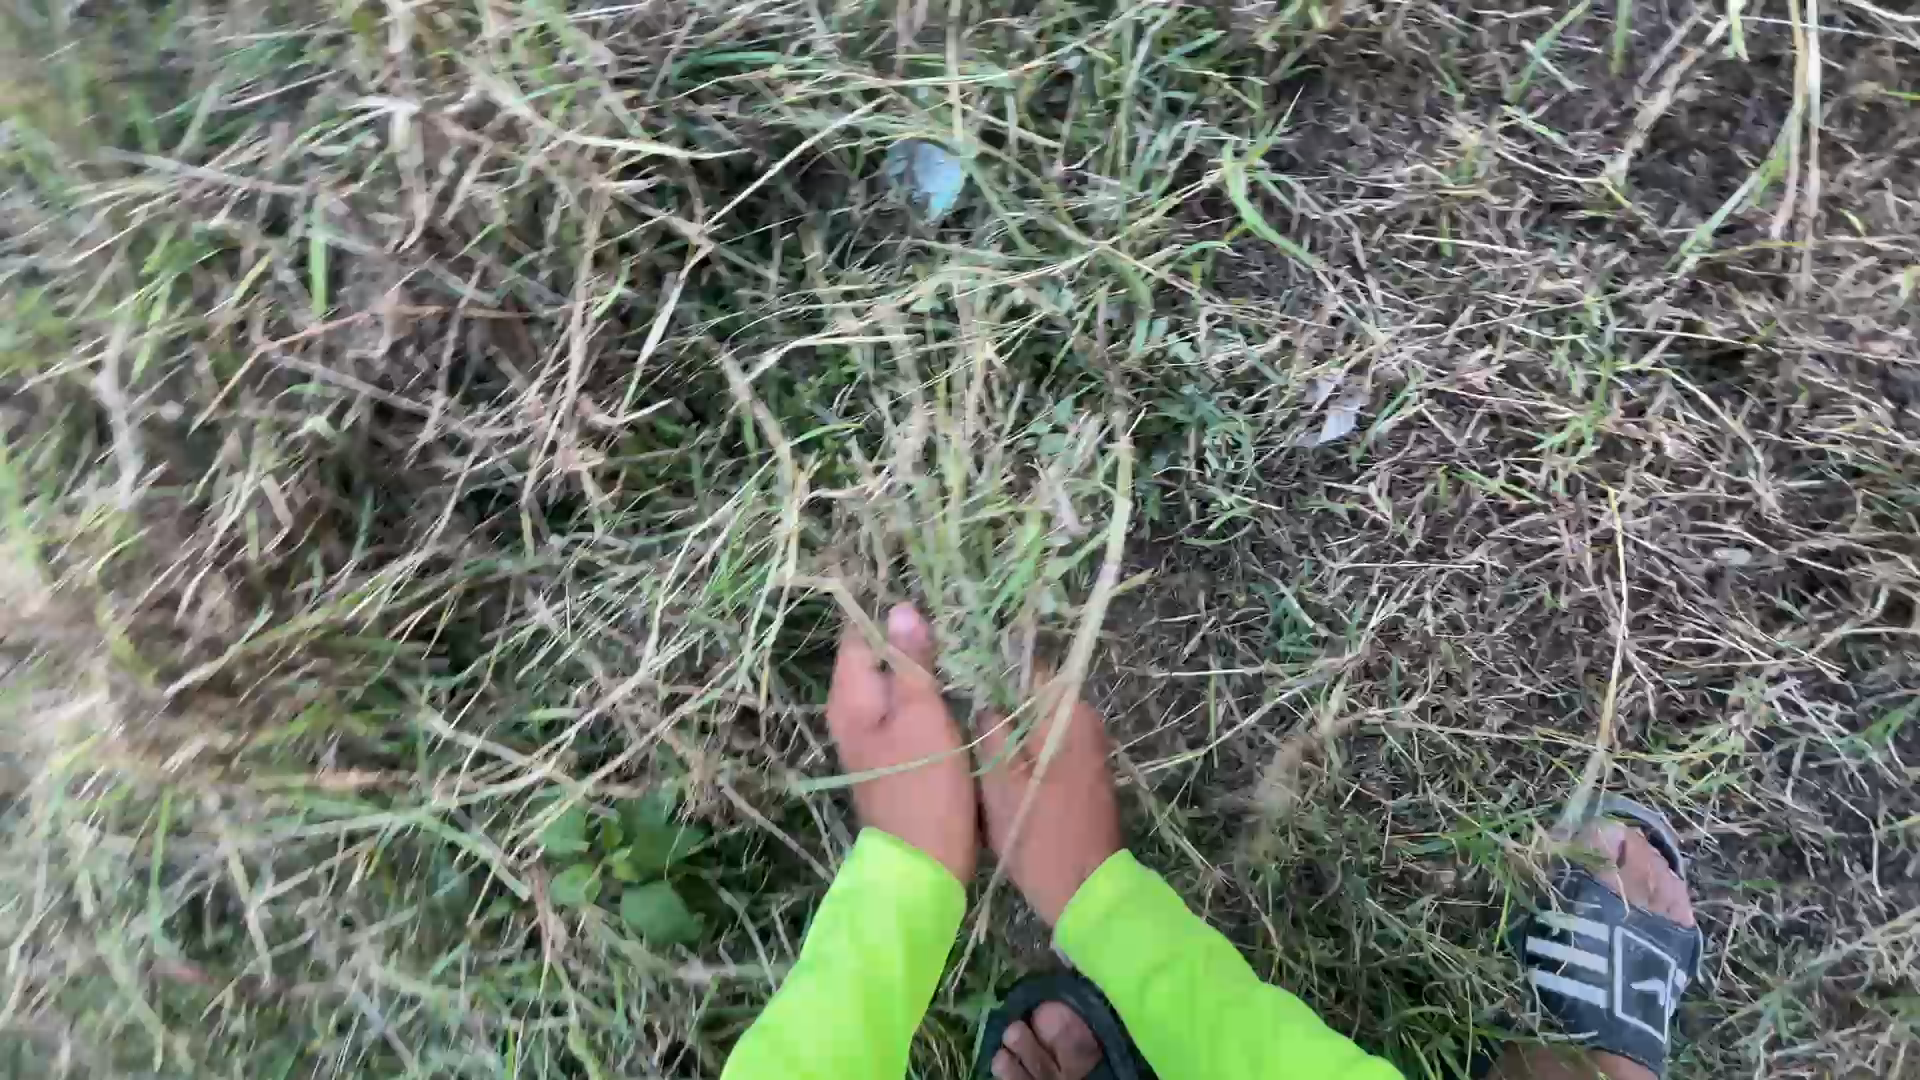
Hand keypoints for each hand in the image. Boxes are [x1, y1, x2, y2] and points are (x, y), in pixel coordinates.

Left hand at [825, 604, 976, 882]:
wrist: (926, 864)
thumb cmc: (923, 786)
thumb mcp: (922, 716)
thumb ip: (911, 662)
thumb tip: (900, 609)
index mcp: (850, 698)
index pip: (859, 633)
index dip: (888, 609)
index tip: (927, 589)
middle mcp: (855, 710)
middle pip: (879, 655)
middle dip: (913, 633)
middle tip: (955, 609)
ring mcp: (876, 731)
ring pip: (898, 680)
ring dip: (926, 661)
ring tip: (963, 635)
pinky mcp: (899, 748)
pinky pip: (911, 704)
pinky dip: (931, 688)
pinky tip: (960, 678)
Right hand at [977, 687, 1121, 924]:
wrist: (1084, 893)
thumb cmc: (1039, 834)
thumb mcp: (1001, 782)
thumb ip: (992, 733)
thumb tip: (987, 706)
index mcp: (1070, 719)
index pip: (1035, 675)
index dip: (1003, 684)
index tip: (977, 702)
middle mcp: (1087, 728)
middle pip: (1037, 707)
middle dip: (1007, 719)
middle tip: (977, 742)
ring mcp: (1090, 755)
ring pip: (1041, 734)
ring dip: (1015, 746)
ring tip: (988, 768)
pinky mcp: (1086, 780)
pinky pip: (1050, 756)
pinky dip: (1029, 765)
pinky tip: (1008, 789)